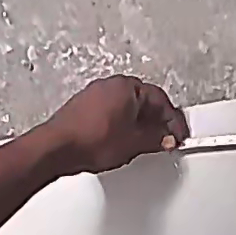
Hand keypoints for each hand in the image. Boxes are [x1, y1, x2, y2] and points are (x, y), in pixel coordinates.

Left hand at [34, 75, 189, 175]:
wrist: (56, 148)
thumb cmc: (89, 140)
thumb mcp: (135, 143)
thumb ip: (157, 138)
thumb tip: (165, 137)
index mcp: (127, 87)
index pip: (161, 100)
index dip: (174, 120)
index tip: (178, 135)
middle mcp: (111, 85)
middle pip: (145, 101)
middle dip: (158, 121)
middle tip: (166, 139)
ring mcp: (96, 95)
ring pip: (128, 107)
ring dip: (141, 124)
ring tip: (146, 143)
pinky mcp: (85, 107)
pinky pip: (113, 112)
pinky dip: (123, 124)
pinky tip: (124, 141)